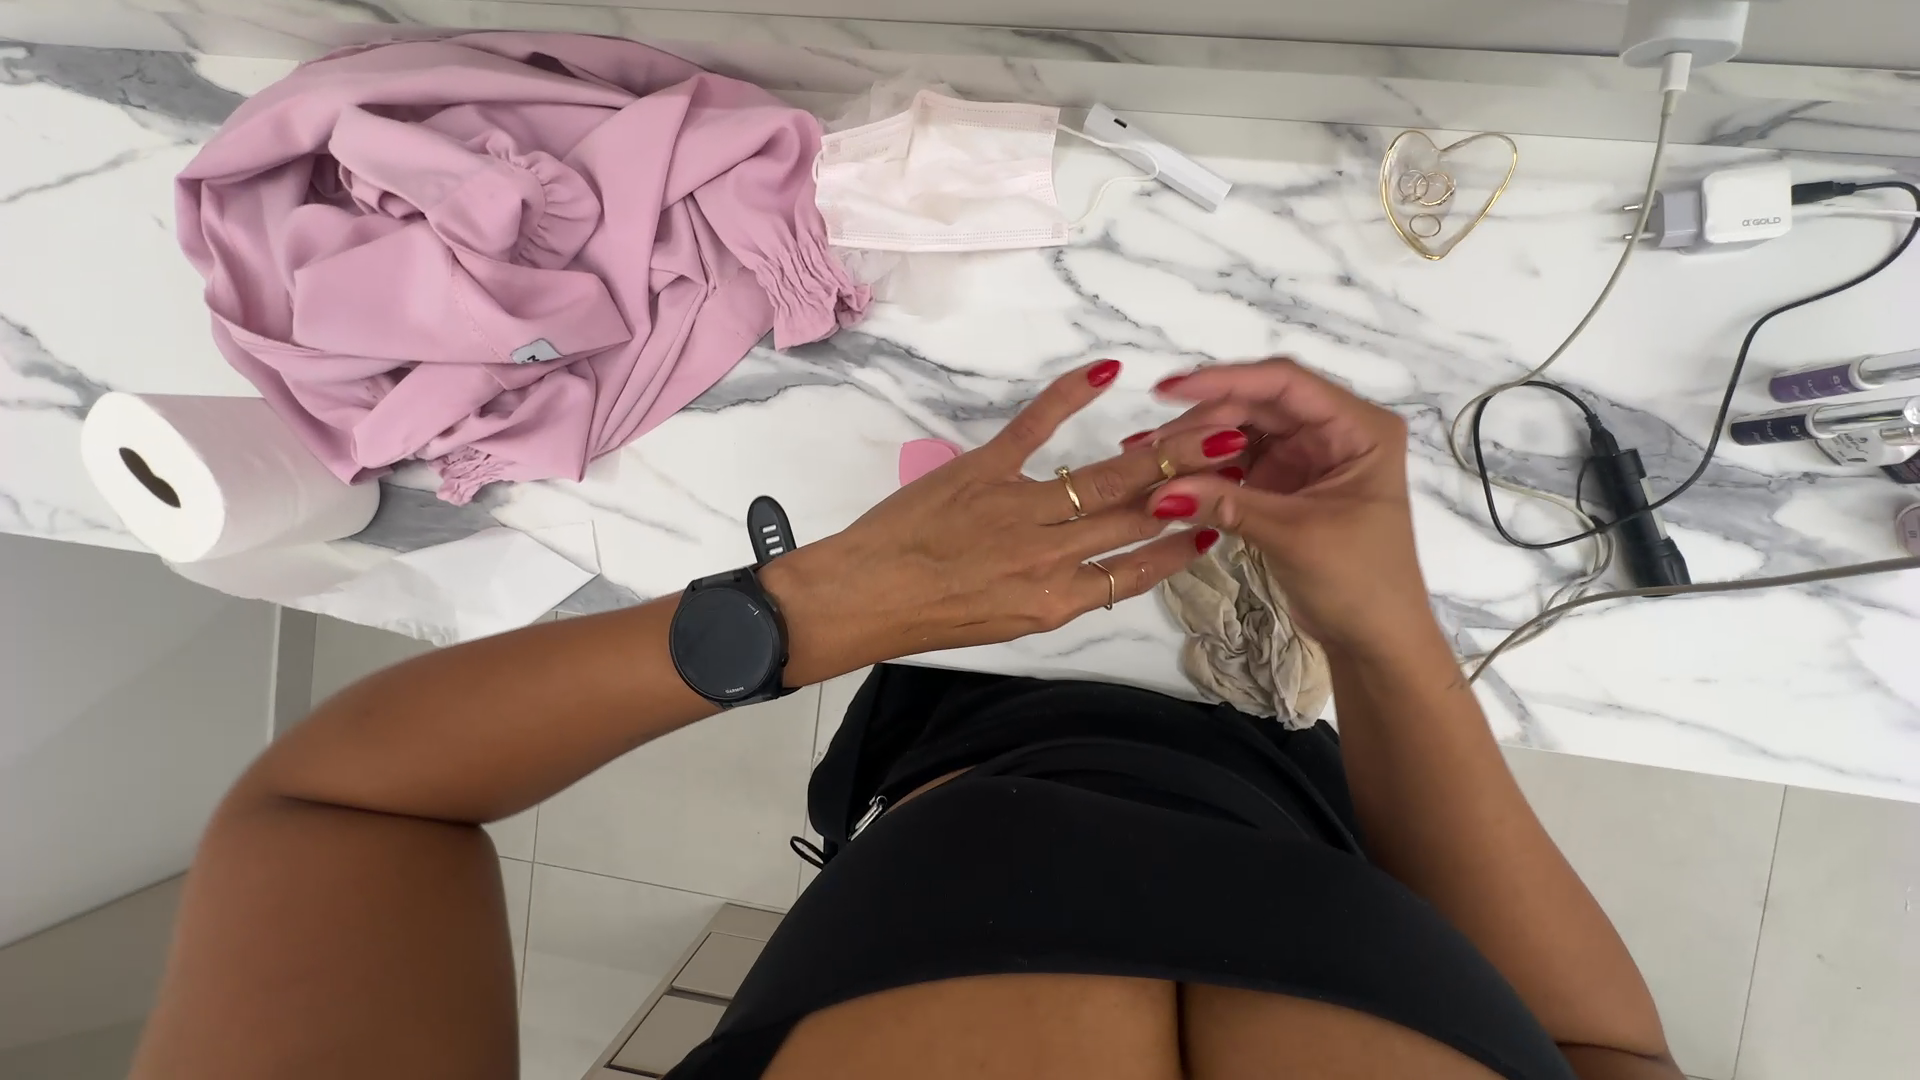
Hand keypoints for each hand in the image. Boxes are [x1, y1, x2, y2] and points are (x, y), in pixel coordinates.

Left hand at [763, 360, 1244, 678]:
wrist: (864, 596)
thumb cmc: (929, 618)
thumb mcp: (1006, 625)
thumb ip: (1057, 596)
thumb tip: (1097, 565)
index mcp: (1053, 603)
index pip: (1135, 573)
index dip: (1178, 548)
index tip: (1213, 525)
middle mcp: (1047, 557)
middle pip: (1135, 518)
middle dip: (1193, 488)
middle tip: (1239, 457)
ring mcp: (1017, 509)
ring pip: (1105, 478)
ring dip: (1163, 454)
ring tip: (1211, 428)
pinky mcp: (983, 470)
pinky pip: (1036, 428)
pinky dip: (1069, 396)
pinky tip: (1107, 374)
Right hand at [1136, 358, 1432, 652]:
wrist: (1373, 637)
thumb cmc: (1360, 581)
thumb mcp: (1293, 536)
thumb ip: (1226, 505)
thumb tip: (1158, 493)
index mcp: (1357, 428)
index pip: (1285, 385)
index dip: (1225, 381)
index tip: (1169, 390)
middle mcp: (1331, 431)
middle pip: (1256, 406)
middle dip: (1201, 420)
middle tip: (1148, 443)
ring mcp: (1303, 457)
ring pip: (1239, 433)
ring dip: (1195, 444)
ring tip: (1146, 456)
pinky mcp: (1281, 484)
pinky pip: (1234, 464)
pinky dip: (1202, 470)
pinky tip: (1168, 476)